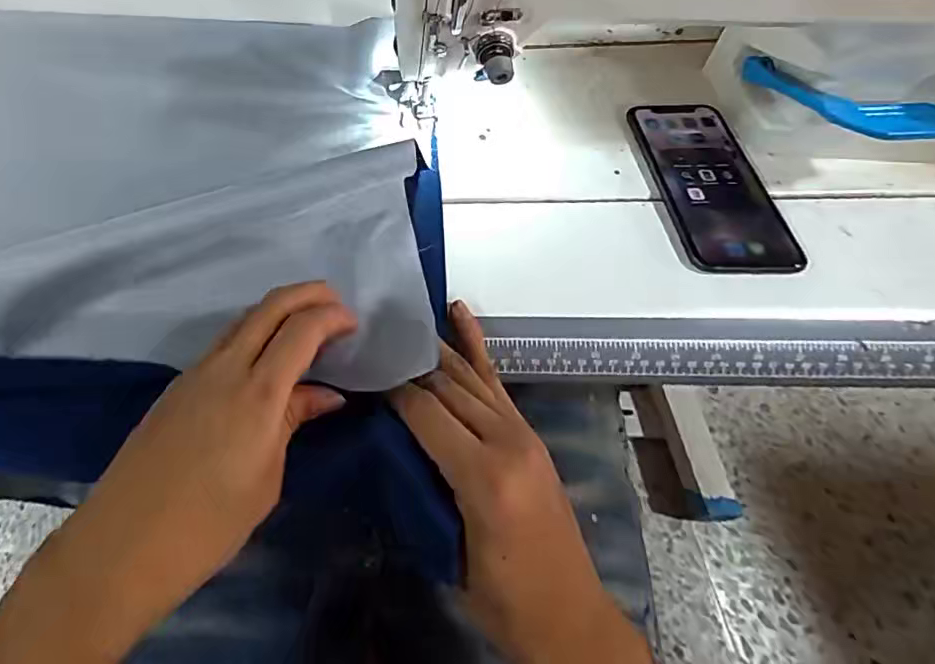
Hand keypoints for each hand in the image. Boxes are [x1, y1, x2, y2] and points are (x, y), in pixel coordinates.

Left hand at [0, 282, 355, 662]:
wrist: (123, 543)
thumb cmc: (207, 526)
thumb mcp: (265, 480)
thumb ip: (292, 422)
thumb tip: (323, 395)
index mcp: (258, 393)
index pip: (301, 329)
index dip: (332, 316)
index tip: (353, 323)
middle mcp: (227, 367)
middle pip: (271, 306)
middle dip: (308, 294)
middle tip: (336, 304)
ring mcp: (197, 371)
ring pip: (244, 318)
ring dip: (279, 309)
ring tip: (306, 324)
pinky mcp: (178, 383)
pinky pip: (225, 341)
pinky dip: (254, 332)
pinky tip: (266, 356)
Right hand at [389, 301, 653, 663]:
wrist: (571, 618)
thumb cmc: (504, 598)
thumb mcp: (449, 551)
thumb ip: (421, 490)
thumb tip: (390, 440)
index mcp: (484, 476)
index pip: (426, 412)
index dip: (392, 390)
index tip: (363, 374)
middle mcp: (507, 442)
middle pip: (446, 386)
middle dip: (407, 365)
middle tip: (372, 345)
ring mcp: (522, 433)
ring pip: (469, 376)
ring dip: (434, 350)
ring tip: (402, 325)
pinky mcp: (529, 433)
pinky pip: (496, 382)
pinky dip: (475, 346)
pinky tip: (459, 315)